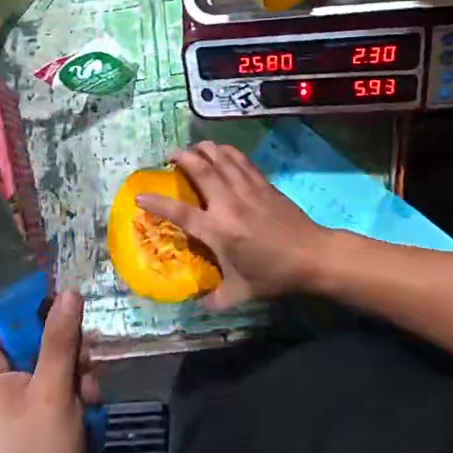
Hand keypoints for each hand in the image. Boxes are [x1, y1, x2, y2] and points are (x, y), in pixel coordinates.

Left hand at [0, 291, 98, 452]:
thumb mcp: (55, 392)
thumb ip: (61, 339)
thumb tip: (69, 291)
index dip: (28, 299)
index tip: (63, 298)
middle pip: (22, 337)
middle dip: (60, 346)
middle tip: (86, 363)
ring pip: (36, 362)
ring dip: (68, 371)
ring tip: (88, 395)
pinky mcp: (8, 420)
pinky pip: (35, 387)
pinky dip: (60, 391)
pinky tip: (82, 409)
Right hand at [136, 141, 334, 308]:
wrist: (311, 255)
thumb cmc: (273, 275)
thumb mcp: (240, 293)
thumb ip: (215, 298)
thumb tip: (197, 304)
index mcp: (217, 230)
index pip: (179, 212)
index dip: (157, 203)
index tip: (140, 197)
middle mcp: (228, 203)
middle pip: (199, 169)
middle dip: (180, 157)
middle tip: (169, 156)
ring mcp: (246, 188)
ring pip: (220, 157)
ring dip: (202, 149)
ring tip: (192, 149)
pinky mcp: (262, 182)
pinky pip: (240, 159)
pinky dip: (226, 151)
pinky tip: (220, 151)